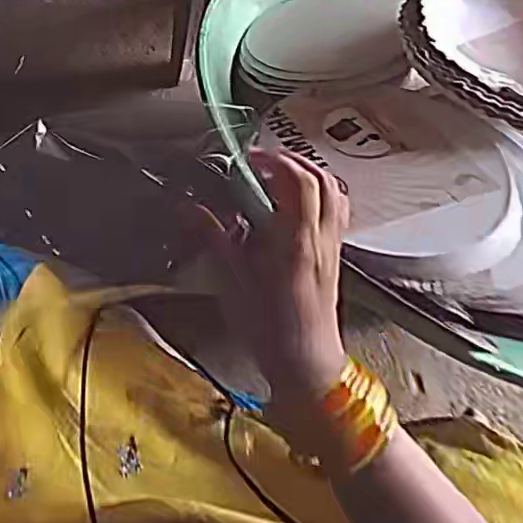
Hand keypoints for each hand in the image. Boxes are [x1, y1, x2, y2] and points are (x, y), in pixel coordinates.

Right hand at [206, 147, 349, 406]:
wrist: (305, 365)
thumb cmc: (267, 326)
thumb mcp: (230, 278)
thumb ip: (211, 236)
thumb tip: (187, 207)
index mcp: (296, 240)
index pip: (299, 182)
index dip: (275, 160)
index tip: (249, 157)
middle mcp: (320, 239)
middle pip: (324, 181)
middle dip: (293, 161)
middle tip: (263, 161)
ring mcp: (331, 248)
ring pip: (335, 195)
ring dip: (309, 176)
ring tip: (277, 177)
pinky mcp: (332, 259)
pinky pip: (334, 213)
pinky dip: (316, 197)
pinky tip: (290, 207)